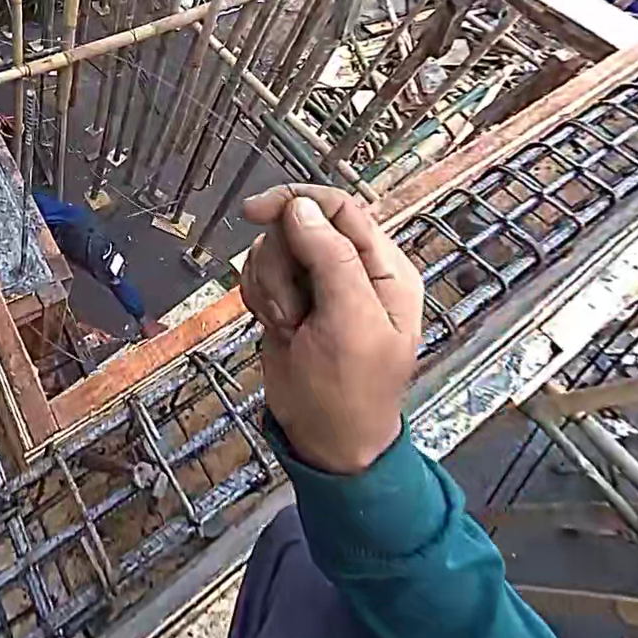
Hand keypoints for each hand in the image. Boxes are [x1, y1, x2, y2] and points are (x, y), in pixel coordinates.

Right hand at [240, 185, 421, 474]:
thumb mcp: (350, 324)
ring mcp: (315, 282)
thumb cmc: (349, 389)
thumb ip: (332, 259)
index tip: (254, 211)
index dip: (296, 200)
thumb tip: (300, 206)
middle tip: (289, 307)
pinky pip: (257, 271)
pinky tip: (273, 322)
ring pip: (272, 248)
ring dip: (268, 285)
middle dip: (280, 263)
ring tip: (287, 324)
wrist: (321, 436)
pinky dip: (256, 294)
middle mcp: (349, 267)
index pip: (339, 207)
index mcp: (382, 268)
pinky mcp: (286, 295)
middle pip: (295, 226)